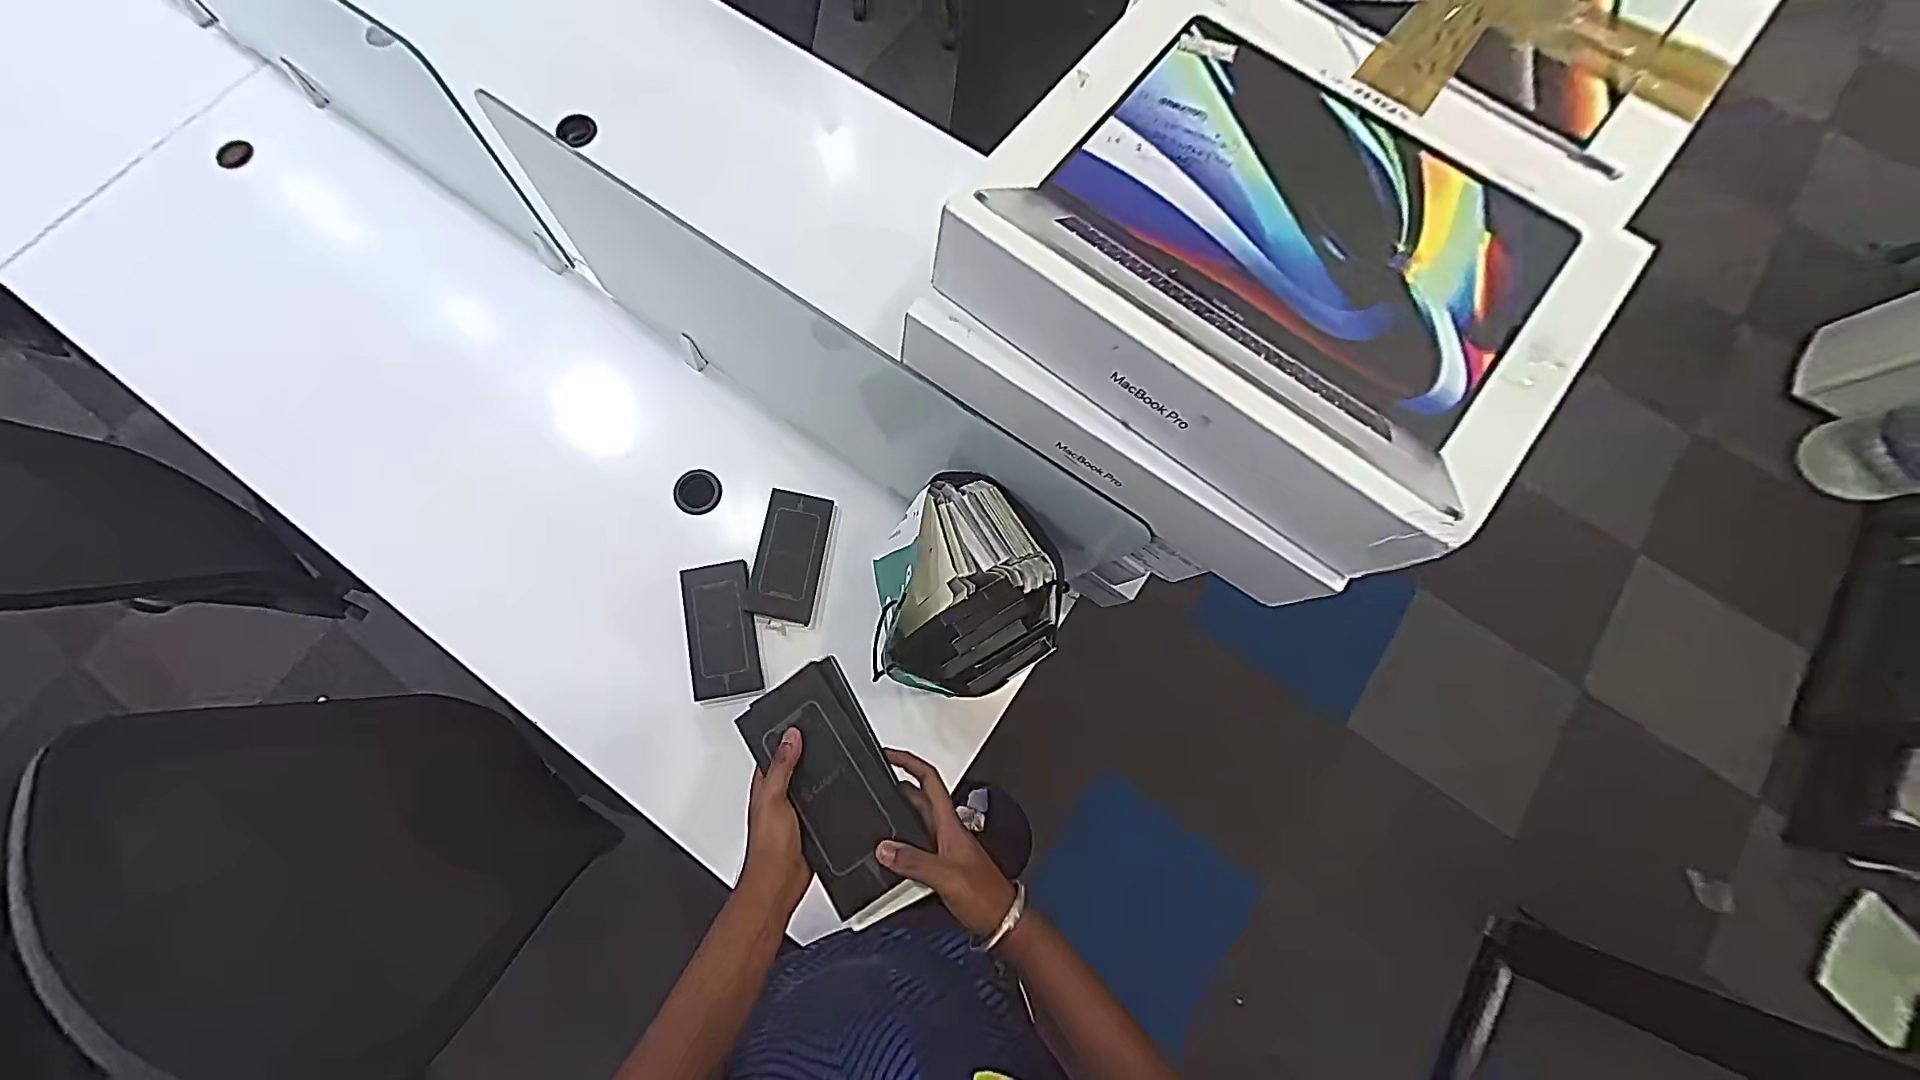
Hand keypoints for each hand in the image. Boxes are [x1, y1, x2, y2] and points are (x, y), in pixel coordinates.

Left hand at [740, 728, 812, 915]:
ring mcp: (794, 808)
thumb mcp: (774, 799)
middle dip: (803, 748)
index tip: (797, 719)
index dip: (785, 735)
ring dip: (816, 770)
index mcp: (765, 785)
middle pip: (793, 763)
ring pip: (807, 780)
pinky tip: (834, 785)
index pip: (774, 752)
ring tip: (826, 751)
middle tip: (815, 729)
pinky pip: (819, 798)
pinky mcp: (810, 821)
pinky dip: (826, 791)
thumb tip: (790, 737)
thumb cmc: (768, 849)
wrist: (780, 885)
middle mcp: (779, 794)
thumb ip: (782, 766)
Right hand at [876, 749, 1017, 937]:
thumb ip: (914, 862)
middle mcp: (947, 829)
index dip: (909, 762)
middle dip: (899, 785)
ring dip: (900, 812)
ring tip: (880, 811)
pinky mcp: (942, 863)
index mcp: (950, 823)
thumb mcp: (947, 876)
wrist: (1003, 919)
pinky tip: (893, 851)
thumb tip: (885, 848)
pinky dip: (902, 841)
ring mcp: (945, 846)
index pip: (929, 779)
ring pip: (918, 819)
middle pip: (920, 796)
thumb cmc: (986, 895)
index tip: (890, 755)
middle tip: (878, 781)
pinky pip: (917, 843)